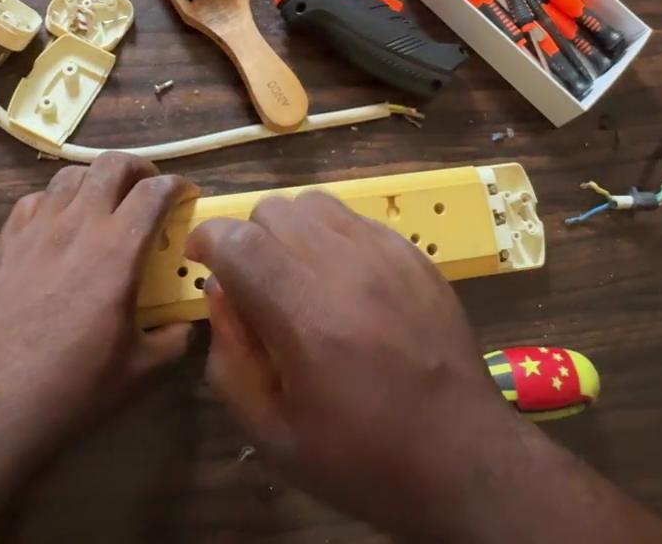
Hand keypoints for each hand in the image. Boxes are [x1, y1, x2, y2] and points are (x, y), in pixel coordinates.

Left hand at [0, 152, 197, 471]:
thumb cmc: (68, 391)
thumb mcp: (140, 373)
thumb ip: (176, 341)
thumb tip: (190, 324)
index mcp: (118, 250)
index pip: (155, 191)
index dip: (178, 186)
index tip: (187, 197)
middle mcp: (77, 226)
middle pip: (112, 164)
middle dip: (139, 169)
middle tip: (149, 192)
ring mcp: (35, 231)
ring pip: (71, 175)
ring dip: (97, 179)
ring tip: (106, 204)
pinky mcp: (3, 245)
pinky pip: (34, 200)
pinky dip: (56, 200)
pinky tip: (59, 227)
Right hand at [187, 191, 529, 540]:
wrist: (460, 458)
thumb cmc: (359, 457)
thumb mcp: (272, 434)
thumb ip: (230, 359)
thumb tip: (219, 293)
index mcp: (305, 315)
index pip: (238, 238)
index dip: (208, 239)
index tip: (201, 258)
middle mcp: (345, 267)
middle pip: (274, 210)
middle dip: (249, 238)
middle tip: (255, 283)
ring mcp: (386, 254)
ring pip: (315, 204)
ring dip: (291, 229)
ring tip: (297, 274)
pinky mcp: (414, 254)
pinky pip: (356, 219)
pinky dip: (333, 236)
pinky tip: (342, 280)